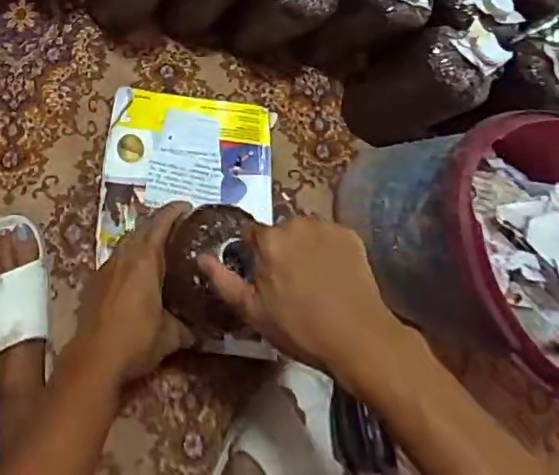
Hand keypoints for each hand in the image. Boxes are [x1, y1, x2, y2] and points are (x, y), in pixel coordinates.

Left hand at [73, 201, 194, 384]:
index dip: (174, 211)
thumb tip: (206, 332)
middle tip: (178, 228)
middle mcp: (124, 256)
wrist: (92, 361)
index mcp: (145, 259)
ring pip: (126, 242)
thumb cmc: (136, 341)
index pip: (161, 222)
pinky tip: (134, 275)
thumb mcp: (170, 336)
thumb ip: (188, 328)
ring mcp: (106, 268)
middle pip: (142, 227)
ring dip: (142, 239)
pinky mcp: (94, 284)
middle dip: (159, 222)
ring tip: (158, 249)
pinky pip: (115, 260)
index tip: (188, 207)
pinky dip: (128, 259)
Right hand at [200, 217, 406, 374]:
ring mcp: (326, 226)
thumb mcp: (254, 313)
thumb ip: (224, 282)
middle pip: (281, 232)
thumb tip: (201, 258)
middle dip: (282, 251)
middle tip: (292, 285)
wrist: (357, 336)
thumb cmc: (300, 328)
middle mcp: (296, 222)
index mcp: (269, 239)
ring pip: (307, 233)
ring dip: (306, 248)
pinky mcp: (350, 233)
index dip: (256, 256)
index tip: (265, 278)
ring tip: (316, 282)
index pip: (252, 235)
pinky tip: (335, 277)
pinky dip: (330, 251)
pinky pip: (332, 237)